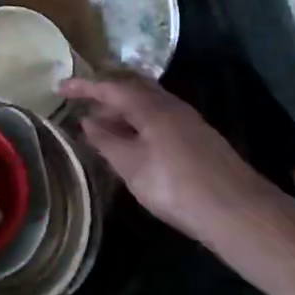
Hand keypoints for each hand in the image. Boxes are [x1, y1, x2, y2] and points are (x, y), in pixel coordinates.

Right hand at [58, 75, 267, 235]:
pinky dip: (138, 122)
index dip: (85, 86)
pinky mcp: (196, 137)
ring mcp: (186, 120)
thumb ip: (107, 141)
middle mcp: (170, 105)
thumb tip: (88, 121)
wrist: (234, 208)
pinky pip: (158, 117)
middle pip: (133, 88)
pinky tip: (132, 141)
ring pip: (148, 103)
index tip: (60, 87)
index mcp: (151, 106)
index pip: (111, 87)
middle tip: (82, 103)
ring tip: (101, 125)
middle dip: (106, 92)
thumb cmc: (175, 185)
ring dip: (122, 109)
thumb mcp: (132, 166)